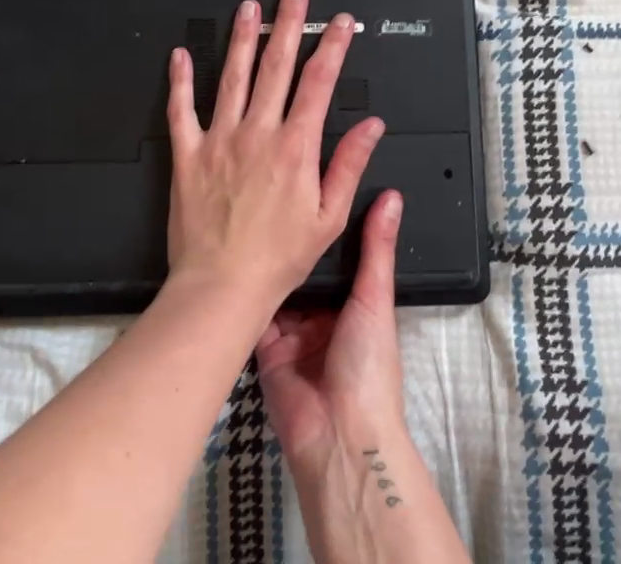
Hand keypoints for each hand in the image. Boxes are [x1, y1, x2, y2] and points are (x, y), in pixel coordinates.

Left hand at [165, 0, 386, 305]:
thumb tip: (371, 129)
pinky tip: (180, 57)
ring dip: (241, 38)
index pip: (319, 82)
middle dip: (288, 22)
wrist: (223, 285)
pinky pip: (182, 110)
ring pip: (231, 76)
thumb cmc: (276, 258)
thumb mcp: (329, 216)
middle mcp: (257, 134)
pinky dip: (180, 81)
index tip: (341, 22)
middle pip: (276, 65)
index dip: (332, 46)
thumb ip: (349, 164)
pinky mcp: (188, 155)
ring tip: (248, 8)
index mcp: (295, 147)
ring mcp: (220, 140)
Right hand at [255, 191, 408, 477]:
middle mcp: (322, 315)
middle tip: (268, 195)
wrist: (338, 433)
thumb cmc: (368, 363)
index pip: (335, 258)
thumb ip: (377, 248)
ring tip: (245, 217)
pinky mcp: (265, 349)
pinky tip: (228, 257)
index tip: (306, 188)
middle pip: (303, 273)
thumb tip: (392, 196)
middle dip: (289, 246)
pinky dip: (244, 294)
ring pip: (276, 289)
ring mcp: (292, 333)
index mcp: (355, 304)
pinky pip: (254, 315)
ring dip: (265, 265)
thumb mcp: (374, 298)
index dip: (322, 228)